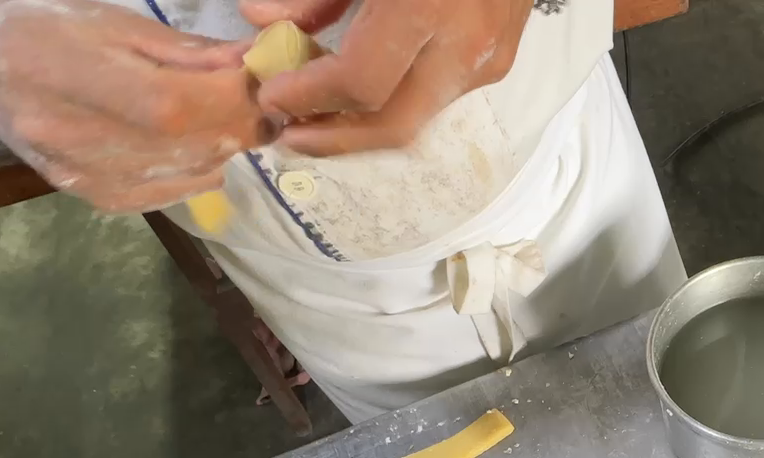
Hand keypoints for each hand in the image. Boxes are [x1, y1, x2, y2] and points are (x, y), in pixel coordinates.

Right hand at [0, 0, 270, 211]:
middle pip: (191, 143)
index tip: (263, 84)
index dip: (230, 98)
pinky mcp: (105, 201)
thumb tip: (255, 65)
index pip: (170, 103)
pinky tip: (187, 139)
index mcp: (54, 68)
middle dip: (240, 120)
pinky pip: (185, 189)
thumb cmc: (44, 29)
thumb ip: (186, 50)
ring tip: (215, 113)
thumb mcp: (108, 20)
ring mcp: (86, 177)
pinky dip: (203, 165)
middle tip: (255, 100)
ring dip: (225, 143)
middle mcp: (66, 133)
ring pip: (198, 170)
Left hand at [241, 0, 532, 154]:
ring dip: (365, 123)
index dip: (311, 98)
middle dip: (339, 139)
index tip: (272, 97)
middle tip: (293, 135)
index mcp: (427, 7)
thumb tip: (266, 22)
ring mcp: (487, 62)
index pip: (362, 83)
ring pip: (418, 117)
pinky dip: (396, 98)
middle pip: (395, 126)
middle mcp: (463, 47)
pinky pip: (438, 95)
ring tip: (320, 113)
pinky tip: (365, 86)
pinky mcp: (497, 64)